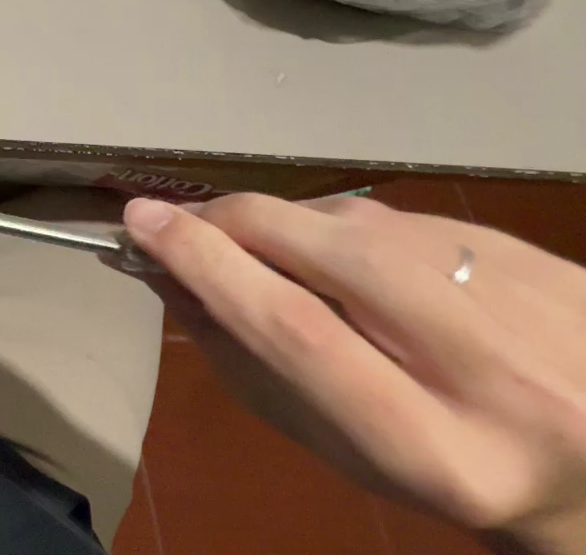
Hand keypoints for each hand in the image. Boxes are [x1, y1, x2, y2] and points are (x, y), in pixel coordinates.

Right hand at [122, 193, 585, 554]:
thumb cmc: (429, 467)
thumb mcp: (324, 436)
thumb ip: (238, 351)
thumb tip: (157, 262)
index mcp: (435, 450)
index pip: (296, 329)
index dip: (206, 263)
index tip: (141, 220)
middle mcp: (506, 379)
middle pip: (337, 257)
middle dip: (238, 221)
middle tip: (189, 220)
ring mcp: (547, 314)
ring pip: (369, 225)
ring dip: (295, 223)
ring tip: (285, 253)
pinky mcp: (559, 268)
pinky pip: (413, 219)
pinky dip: (357, 227)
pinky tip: (364, 261)